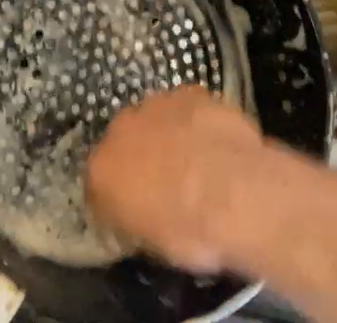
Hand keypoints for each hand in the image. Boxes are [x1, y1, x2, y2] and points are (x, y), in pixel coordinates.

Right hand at [85, 86, 267, 273]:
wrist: (235, 193)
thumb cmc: (189, 231)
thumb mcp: (151, 244)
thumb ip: (134, 218)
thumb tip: (140, 212)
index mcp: (102, 171)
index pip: (100, 180)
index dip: (120, 191)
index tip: (137, 205)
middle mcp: (121, 129)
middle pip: (127, 139)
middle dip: (143, 154)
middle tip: (168, 179)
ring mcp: (157, 104)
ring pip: (157, 117)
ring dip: (170, 133)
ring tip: (196, 158)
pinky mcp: (191, 92)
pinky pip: (188, 107)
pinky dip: (197, 120)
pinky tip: (214, 139)